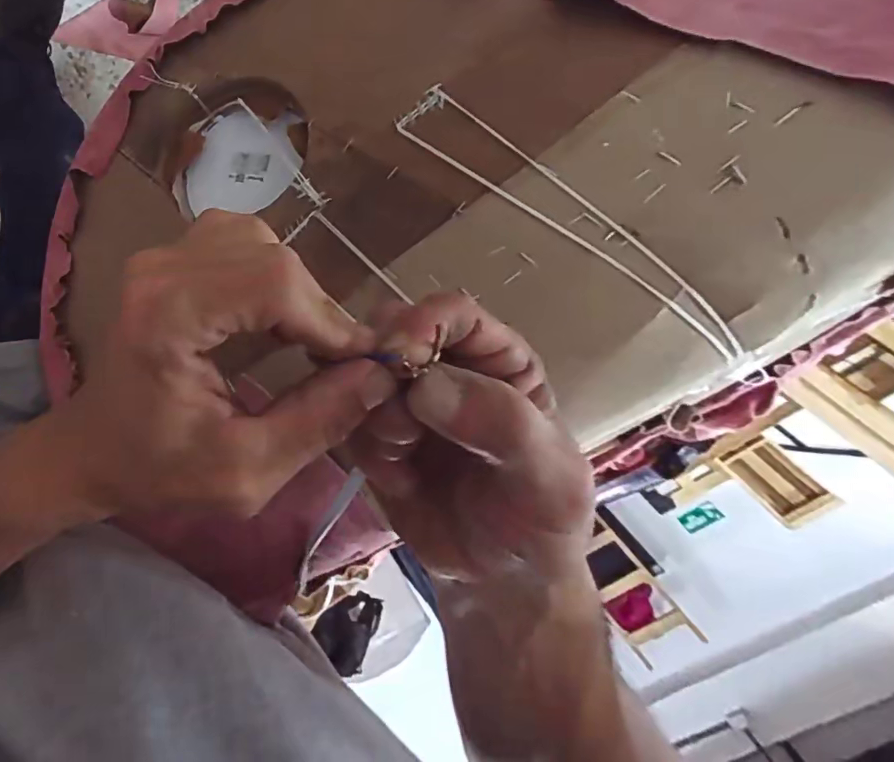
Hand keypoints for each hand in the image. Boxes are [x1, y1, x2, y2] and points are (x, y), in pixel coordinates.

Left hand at [45, 210, 396, 517]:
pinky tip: (273, 316)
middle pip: (272, 258)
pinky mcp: (168, 257)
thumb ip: (317, 422)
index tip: (361, 365)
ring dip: (296, 291)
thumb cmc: (157, 469)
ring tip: (305, 341)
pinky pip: (241, 243)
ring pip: (260, 243)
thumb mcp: (244, 471)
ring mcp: (161, 255)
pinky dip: (271, 275)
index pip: (274, 283)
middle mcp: (161, 268)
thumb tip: (381, 376)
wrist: (92, 448)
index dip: (329, 321)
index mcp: (168, 315)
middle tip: (336, 362)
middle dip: (317, 310)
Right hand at [344, 293, 593, 584]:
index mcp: (496, 358)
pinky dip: (362, 443)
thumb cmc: (539, 521)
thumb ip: (502, 423)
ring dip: (371, 411)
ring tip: (404, 458)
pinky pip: (343, 413)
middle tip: (397, 422)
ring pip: (358, 369)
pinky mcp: (372, 428)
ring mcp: (403, 396)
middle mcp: (445, 365)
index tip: (398, 359)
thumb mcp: (549, 477)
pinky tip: (397, 478)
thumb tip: (425, 386)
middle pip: (392, 329)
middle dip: (381, 368)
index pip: (453, 312)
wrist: (497, 580)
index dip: (422, 323)